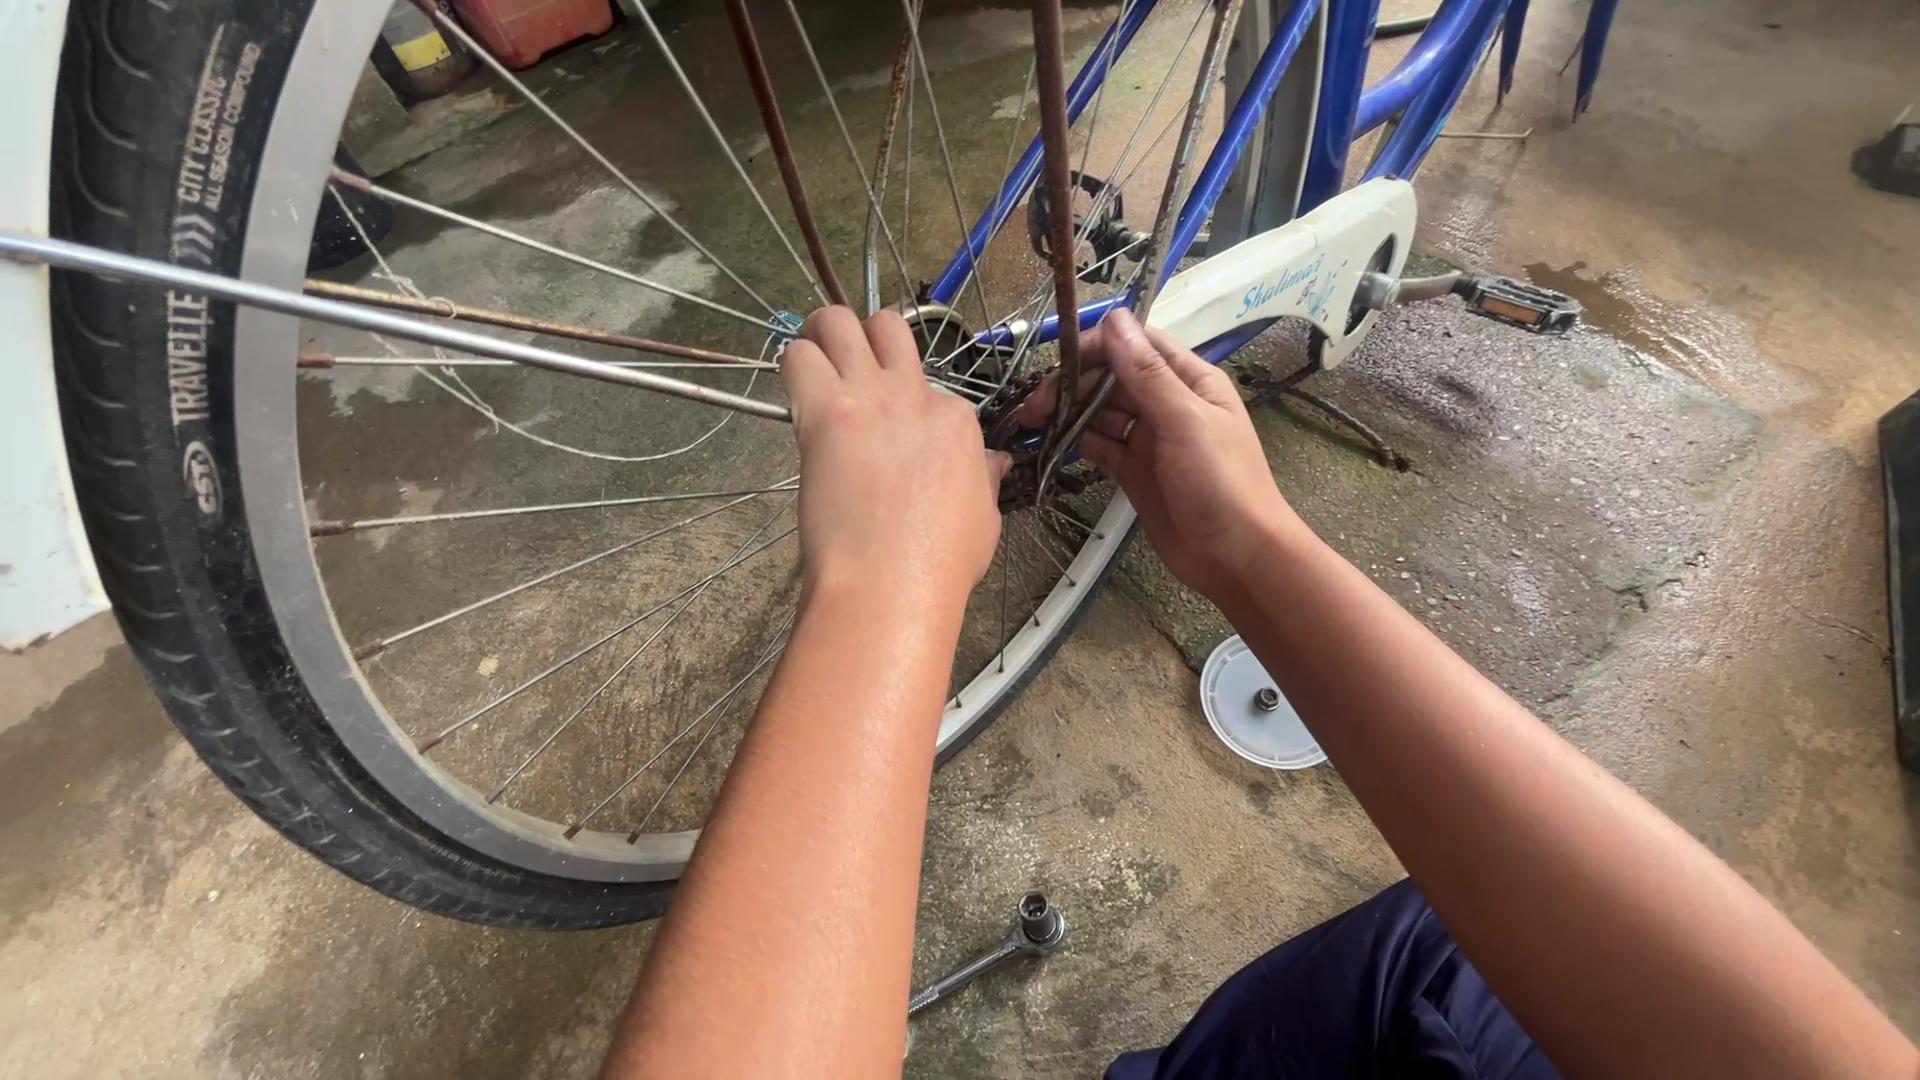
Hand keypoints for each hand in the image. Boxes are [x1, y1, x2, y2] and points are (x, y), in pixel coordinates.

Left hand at [782, 307, 1010, 606]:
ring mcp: (870, 398)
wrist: (892, 582)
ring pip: (837, 322)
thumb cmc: (942, 564)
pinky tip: (793, 393)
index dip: (907, 408)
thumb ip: (985, 479)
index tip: (890, 435)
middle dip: (863, 336)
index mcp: (957, 421)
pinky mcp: (825, 413)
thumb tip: (995, 461)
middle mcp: (915, 396)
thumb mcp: (985, 519)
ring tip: (811, 365)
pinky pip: (798, 358)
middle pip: (887, 327)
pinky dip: (791, 366)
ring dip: (820, 337)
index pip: (931, 389)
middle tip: (844, 364)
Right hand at [1018, 308, 1297, 599]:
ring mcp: (1147, 438)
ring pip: (1099, 411)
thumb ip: (1147, 374)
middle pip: (1111, 378)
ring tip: (1032, 422)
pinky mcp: (1132, 470)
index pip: (1137, 344)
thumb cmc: (1222, 483)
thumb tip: (1114, 319)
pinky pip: (1099, 445)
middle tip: (1034, 405)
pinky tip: (1050, 443)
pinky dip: (1075, 441)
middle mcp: (1166, 403)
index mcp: (1189, 380)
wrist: (1235, 556)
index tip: (1059, 360)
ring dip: (1068, 412)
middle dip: (1072, 384)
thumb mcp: (1185, 422)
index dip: (1097, 345)